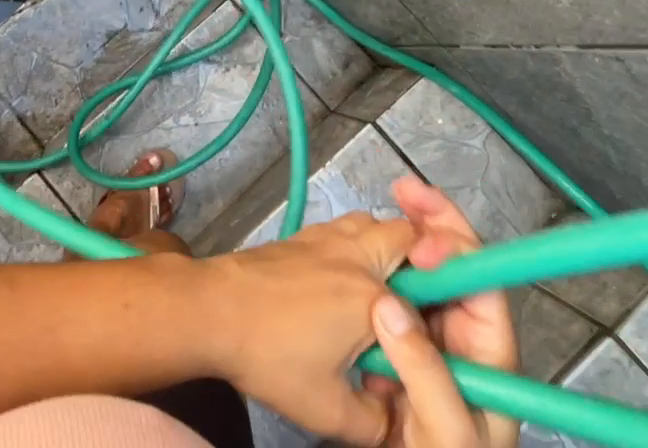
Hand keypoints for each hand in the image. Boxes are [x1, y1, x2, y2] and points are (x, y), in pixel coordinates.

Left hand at [203, 212, 414, 444]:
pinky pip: (344, 229)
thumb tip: (397, 421)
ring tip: (382, 293)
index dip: (439, 310)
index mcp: (372, 293)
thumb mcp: (326, 410)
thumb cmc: (269, 355)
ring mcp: (324, 238)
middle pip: (407, 235)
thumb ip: (375, 422)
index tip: (435, 335)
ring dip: (386, 249)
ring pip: (372, 224)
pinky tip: (342, 282)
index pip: (429, 292)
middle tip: (416, 305)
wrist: (208, 309)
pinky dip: (355, 246)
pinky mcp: (300, 236)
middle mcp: (354, 254)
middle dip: (423, 263)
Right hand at [364, 176, 519, 447]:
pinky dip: (378, 269)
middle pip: (454, 267)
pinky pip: (390, 297)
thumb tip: (388, 304)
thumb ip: (423, 371)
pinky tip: (364, 247)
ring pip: (420, 277)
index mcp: (488, 355)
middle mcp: (463, 336)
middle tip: (404, 190)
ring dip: (404, 238)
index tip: (425, 233)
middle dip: (434, 224)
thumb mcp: (444, 430)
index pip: (483, 289)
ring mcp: (431, 336)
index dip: (460, 251)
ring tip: (390, 204)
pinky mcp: (399, 342)